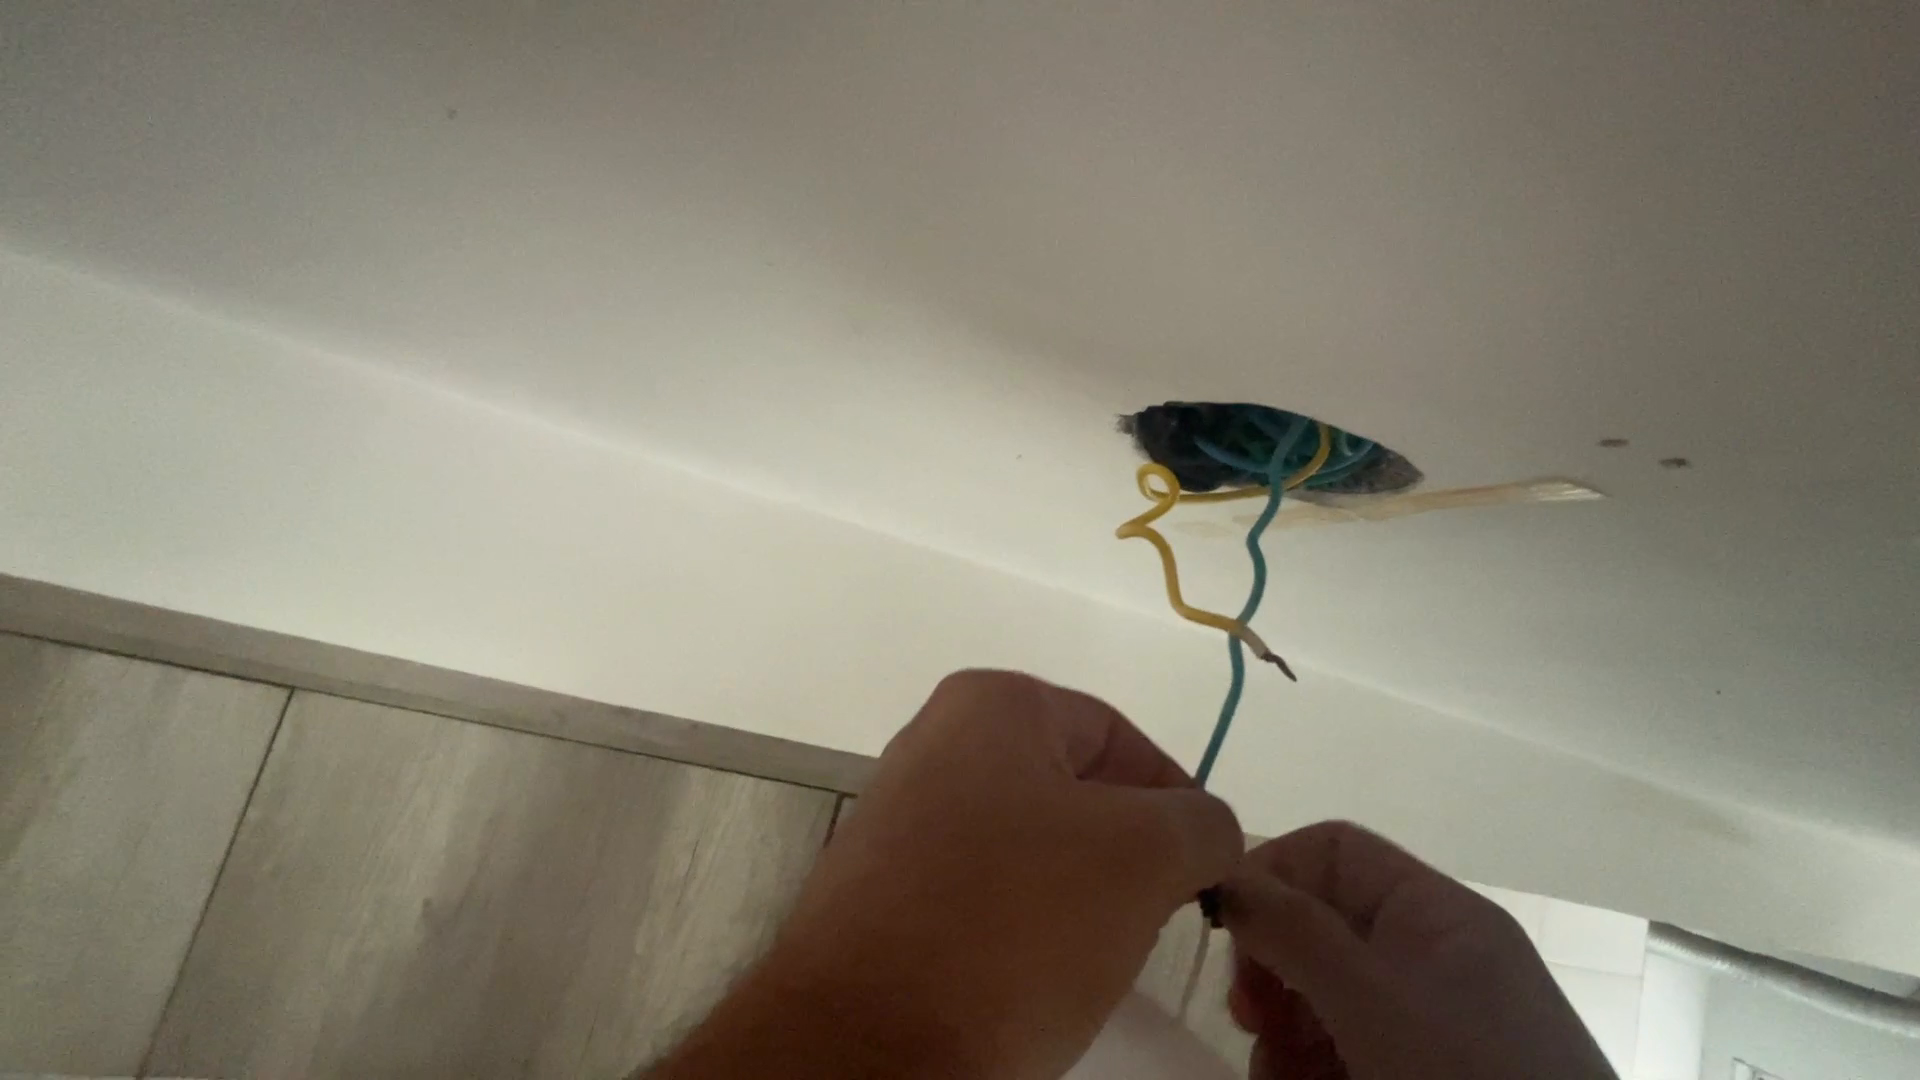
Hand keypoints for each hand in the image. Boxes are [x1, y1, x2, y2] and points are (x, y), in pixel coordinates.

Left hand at [648, 670, 1241, 1079]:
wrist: (864, 1038)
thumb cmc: (1012, 918)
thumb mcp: (1140, 857)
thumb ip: (1200, 823)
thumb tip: (1206, 827)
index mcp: (991, 704)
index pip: (1117, 736)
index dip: (1175, 798)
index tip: (1207, 869)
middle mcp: (937, 740)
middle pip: (1073, 788)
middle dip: (1127, 848)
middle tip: (1159, 910)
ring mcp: (903, 812)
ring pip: (1030, 841)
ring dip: (1079, 889)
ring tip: (1100, 947)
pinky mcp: (884, 883)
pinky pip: (983, 885)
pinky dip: (1024, 918)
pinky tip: (1038, 968)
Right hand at [1220, 822, 1616, 1079]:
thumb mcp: (1373, 1005)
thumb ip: (1292, 930)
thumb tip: (1222, 874)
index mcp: (1436, 913)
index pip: (1333, 849)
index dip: (1272, 873)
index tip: (1231, 932)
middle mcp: (1434, 956)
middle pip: (1321, 921)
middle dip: (1272, 964)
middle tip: (1248, 1017)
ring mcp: (1433, 1023)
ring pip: (1325, 992)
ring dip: (1283, 1027)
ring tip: (1272, 1073)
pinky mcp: (1425, 1074)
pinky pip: (1348, 1045)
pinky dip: (1310, 1063)